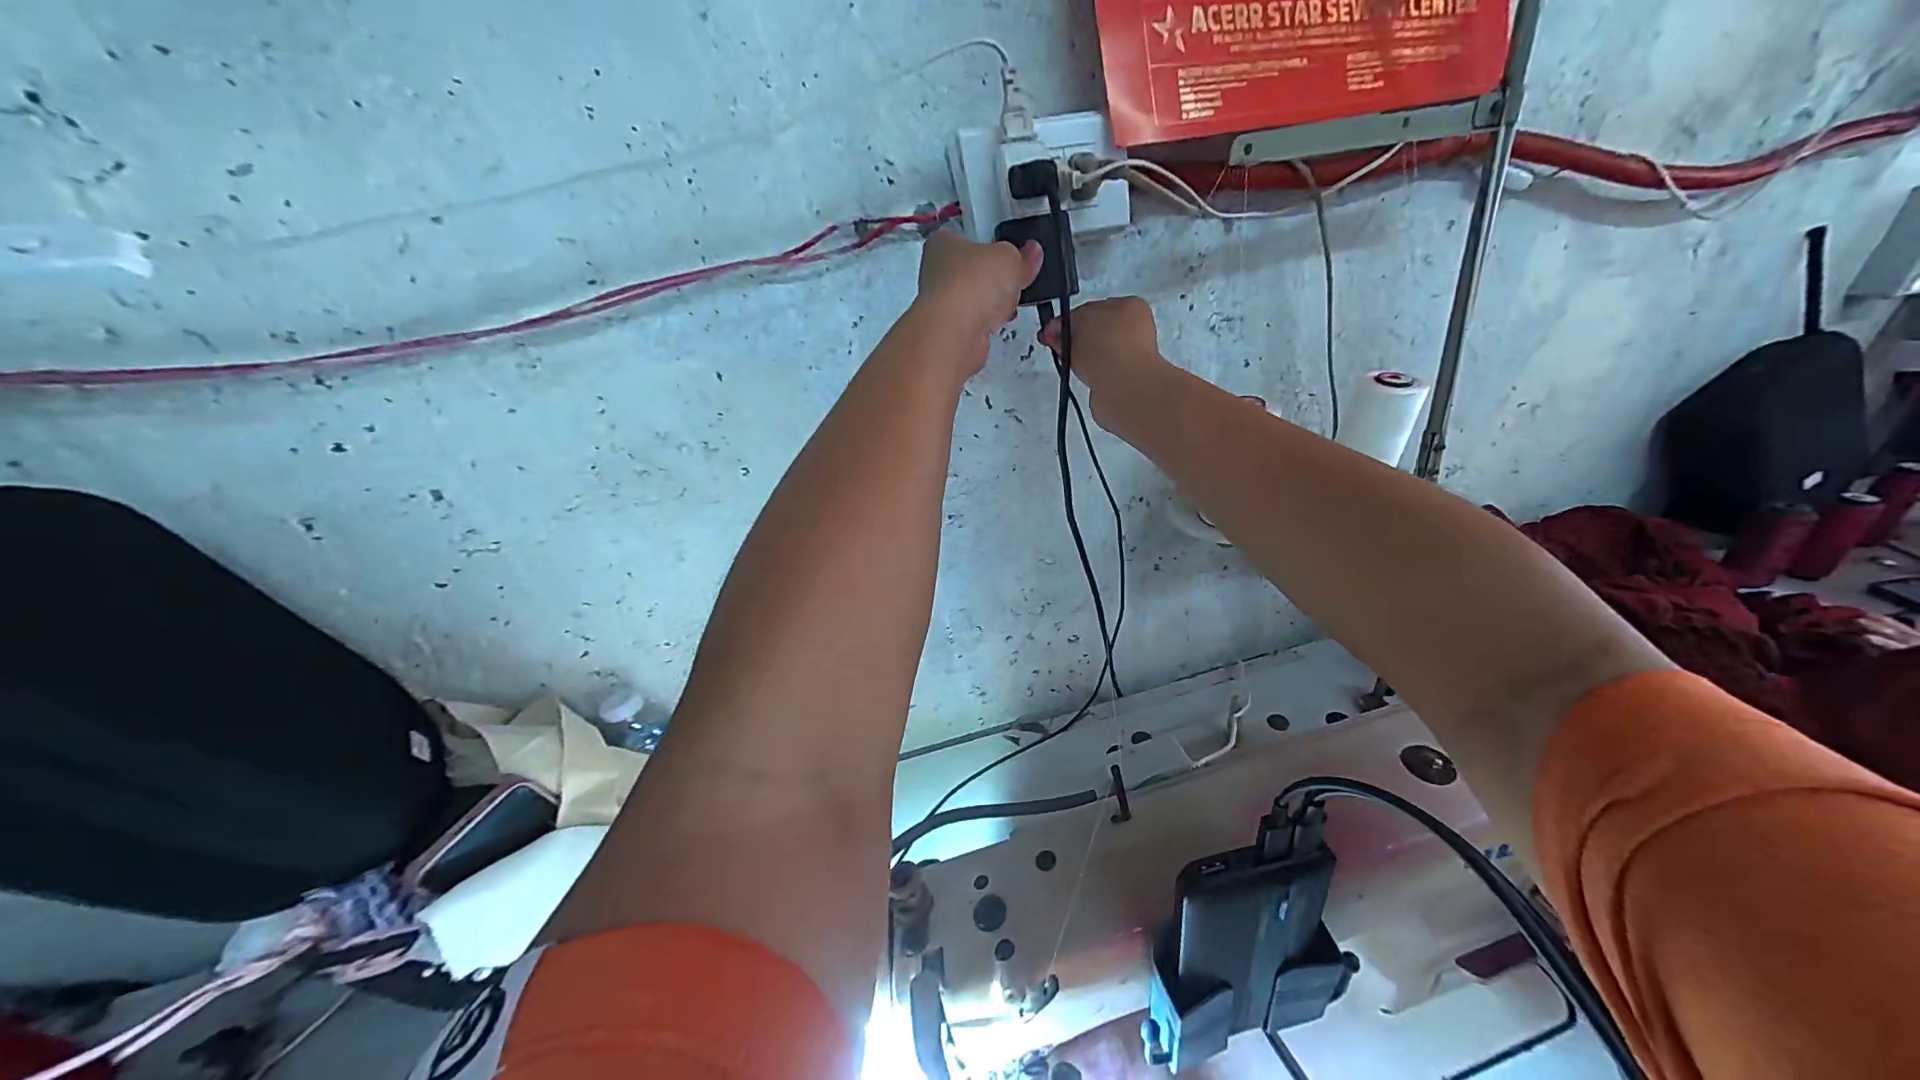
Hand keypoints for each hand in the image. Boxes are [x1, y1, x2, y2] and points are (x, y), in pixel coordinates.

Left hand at [914, 229, 1043, 350]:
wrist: (955, 333)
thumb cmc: (966, 287)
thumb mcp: (1009, 258)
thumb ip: (1022, 256)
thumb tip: (1031, 254)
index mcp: (942, 243)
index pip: (970, 238)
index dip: (993, 245)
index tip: (1011, 251)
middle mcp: (936, 274)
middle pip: (973, 272)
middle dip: (994, 278)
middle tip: (1013, 278)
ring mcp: (942, 306)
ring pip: (974, 301)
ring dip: (993, 303)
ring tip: (1007, 301)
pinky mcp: (951, 333)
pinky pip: (976, 324)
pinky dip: (988, 323)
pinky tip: (996, 321)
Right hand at [1040, 297, 1172, 426]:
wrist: (1122, 385)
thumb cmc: (1105, 345)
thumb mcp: (1077, 320)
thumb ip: (1065, 321)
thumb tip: (1055, 329)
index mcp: (1131, 305)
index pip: (1094, 308)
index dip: (1071, 320)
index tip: (1053, 331)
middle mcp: (1137, 329)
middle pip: (1096, 331)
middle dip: (1076, 339)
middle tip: (1058, 347)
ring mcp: (1133, 356)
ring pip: (1098, 353)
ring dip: (1083, 358)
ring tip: (1073, 363)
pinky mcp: (1126, 380)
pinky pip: (1101, 372)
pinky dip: (1091, 374)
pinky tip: (1086, 376)